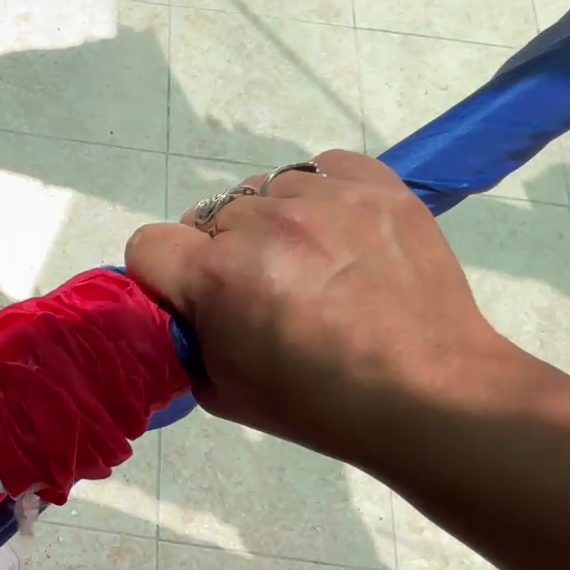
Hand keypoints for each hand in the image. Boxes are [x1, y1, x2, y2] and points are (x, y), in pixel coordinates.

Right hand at [124, 150, 537, 461]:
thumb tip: (185, 309)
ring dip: (266, 222)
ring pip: (261, 190)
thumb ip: (187, 336)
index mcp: (216, 277)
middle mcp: (262, 225)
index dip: (159, 274)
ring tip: (299, 260)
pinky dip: (316, 195)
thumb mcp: (217, 389)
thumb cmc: (311, 402)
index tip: (186, 298)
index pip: (147, 245)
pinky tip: (332, 233)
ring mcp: (324, 199)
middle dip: (216, 251)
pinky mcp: (378, 186)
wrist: (422, 392)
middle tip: (251, 290)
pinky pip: (321, 167)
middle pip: (206, 217)